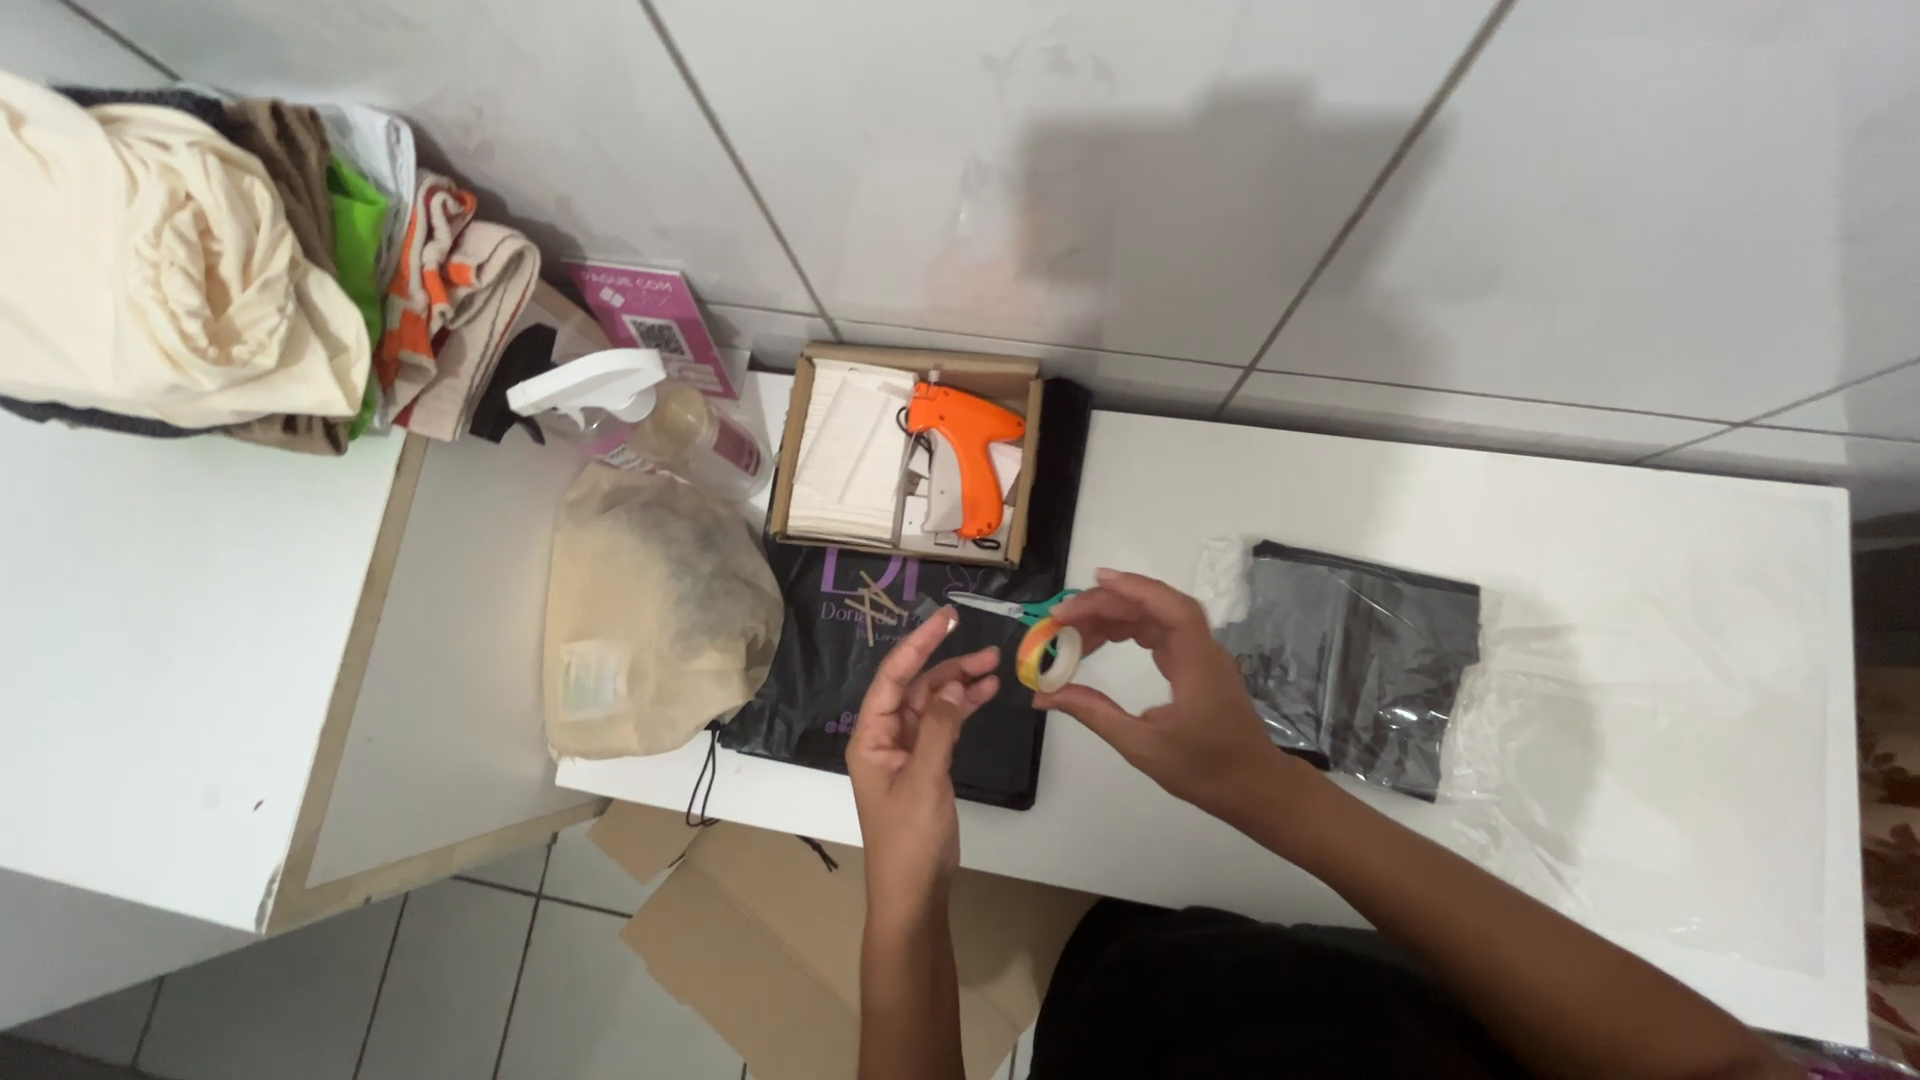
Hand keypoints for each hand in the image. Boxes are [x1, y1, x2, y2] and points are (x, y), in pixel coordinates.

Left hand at [846, 606, 999, 920]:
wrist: (913, 892)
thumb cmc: (909, 839)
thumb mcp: (924, 780)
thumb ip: (938, 728)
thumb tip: (952, 684)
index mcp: (870, 735)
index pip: (893, 677)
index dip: (918, 644)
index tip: (946, 618)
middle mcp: (885, 736)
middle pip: (916, 686)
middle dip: (948, 664)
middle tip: (988, 650)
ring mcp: (906, 749)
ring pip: (933, 703)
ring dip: (961, 685)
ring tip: (996, 667)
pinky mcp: (926, 763)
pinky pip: (944, 724)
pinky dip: (963, 708)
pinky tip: (986, 694)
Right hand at [1035, 569, 1314, 823]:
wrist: (1254, 788)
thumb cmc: (1205, 770)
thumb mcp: (1142, 746)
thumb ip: (1094, 713)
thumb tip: (1044, 695)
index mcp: (1198, 664)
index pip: (1171, 609)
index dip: (1135, 588)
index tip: (1095, 581)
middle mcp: (1202, 650)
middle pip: (1155, 608)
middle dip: (1107, 605)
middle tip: (1061, 618)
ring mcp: (1200, 655)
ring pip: (1155, 618)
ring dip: (1114, 617)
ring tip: (1072, 631)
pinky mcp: (1195, 665)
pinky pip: (1159, 633)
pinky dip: (1128, 630)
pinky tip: (1103, 639)